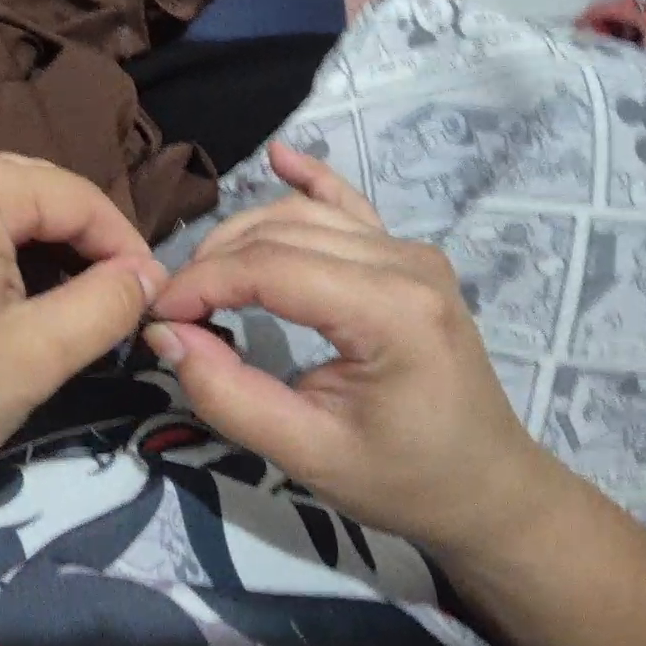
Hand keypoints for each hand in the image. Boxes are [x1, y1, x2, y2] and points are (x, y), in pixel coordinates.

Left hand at [0, 146, 166, 514]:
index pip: (78, 197)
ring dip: (24, 241)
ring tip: (50, 292)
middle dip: (77, 240)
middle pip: (29, 190)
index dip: (126, 246)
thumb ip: (105, 304)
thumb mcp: (34, 357)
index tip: (153, 297)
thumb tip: (145, 274)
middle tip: (108, 300)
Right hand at [144, 142, 570, 555]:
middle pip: (278, 232)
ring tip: (199, 280)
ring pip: (300, 215)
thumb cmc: (402, 480)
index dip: (200, 283)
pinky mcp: (406, 257)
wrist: (487, 490)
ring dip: (239, 237)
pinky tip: (279, 156)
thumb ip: (227, 394)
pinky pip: (347, 205)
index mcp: (390, 310)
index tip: (157, 316)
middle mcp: (404, 261)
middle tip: (173, 310)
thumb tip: (165, 334)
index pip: (267, 266)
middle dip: (211, 263)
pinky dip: (308, 179)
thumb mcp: (307, 454)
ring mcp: (410, 252)